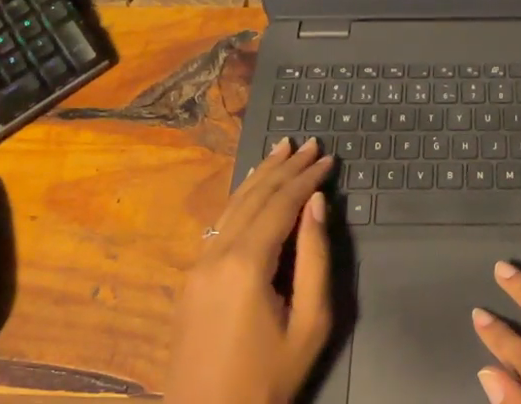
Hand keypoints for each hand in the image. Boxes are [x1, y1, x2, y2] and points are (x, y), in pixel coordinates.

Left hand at [164, 138, 336, 403]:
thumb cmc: (267, 378)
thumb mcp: (308, 324)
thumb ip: (315, 259)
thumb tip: (316, 205)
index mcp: (246, 264)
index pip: (281, 204)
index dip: (306, 177)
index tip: (328, 157)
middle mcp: (217, 254)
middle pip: (255, 196)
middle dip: (284, 167)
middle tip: (309, 142)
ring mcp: (198, 266)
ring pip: (233, 205)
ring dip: (260, 175)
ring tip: (281, 150)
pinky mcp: (191, 279)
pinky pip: (220, 224)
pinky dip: (242, 198)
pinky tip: (251, 188)